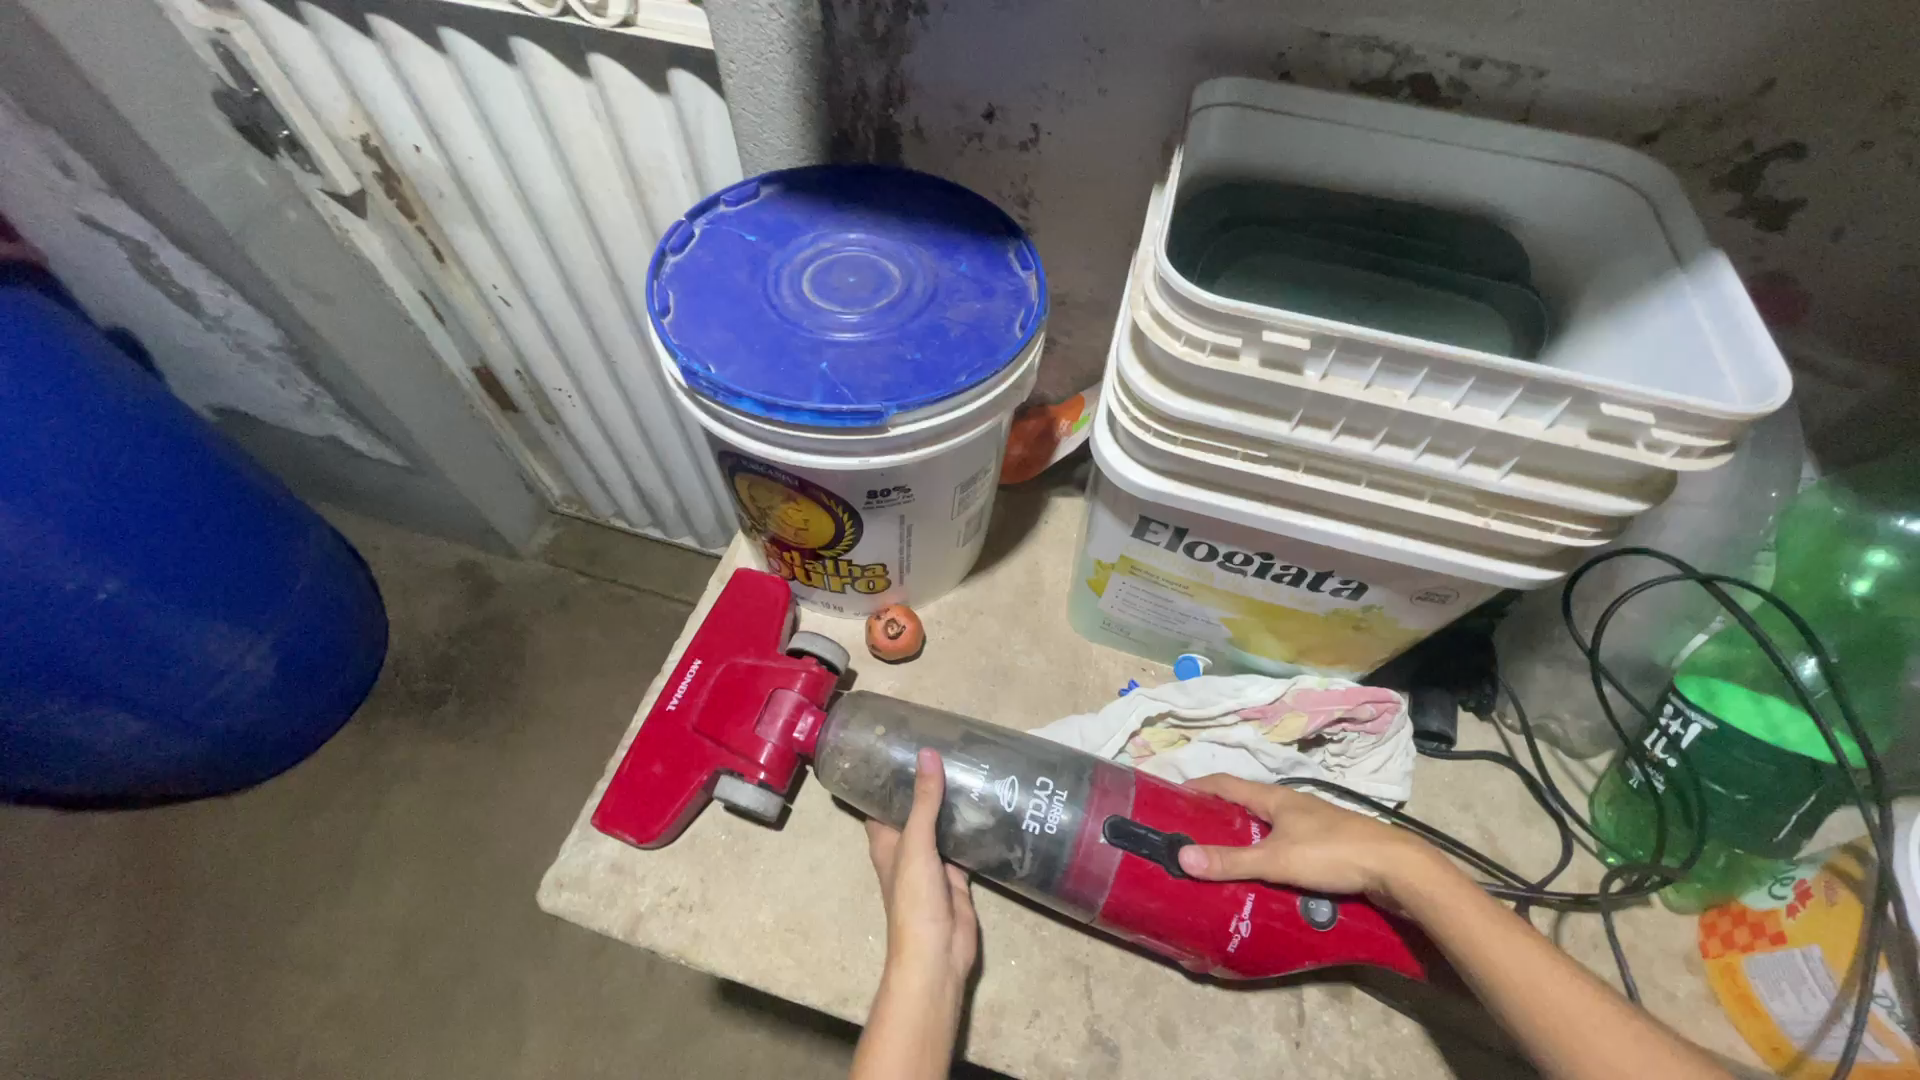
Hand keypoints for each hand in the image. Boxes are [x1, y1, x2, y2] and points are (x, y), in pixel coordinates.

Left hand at [853, 750, 976, 1079]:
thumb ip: (924, 801)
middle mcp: (907, 847)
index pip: (880, 800)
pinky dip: (972, 827)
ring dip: (951, 803)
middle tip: (947, 747)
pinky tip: (987, 803)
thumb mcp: (916, 844)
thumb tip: (927, 753)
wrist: (938, 955)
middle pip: (914, 809)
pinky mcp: (957, 874)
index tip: (902, 743)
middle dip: (926, 784)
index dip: (886, 775)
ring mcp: (933, 861)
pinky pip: (964, 843)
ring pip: (940, 824)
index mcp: (886, 840)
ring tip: (970, 766)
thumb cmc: (913, 900)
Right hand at [1173, 774, 1450, 906]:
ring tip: (1220, 856)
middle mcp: (1291, 804)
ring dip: (1244, 835)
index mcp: (1274, 797)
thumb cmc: (1332, 853)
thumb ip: (1231, 861)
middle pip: (1245, 802)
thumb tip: (1181, 856)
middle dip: (1217, 813)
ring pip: (1267, 825)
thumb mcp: (1276, 859)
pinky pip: (1285, 844)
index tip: (1171, 794)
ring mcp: (1312, 824)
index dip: (1198, 786)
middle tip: (1191, 832)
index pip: (1226, 783)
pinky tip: (1263, 874)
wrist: (1398, 869)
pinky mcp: (1328, 846)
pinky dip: (1267, 853)